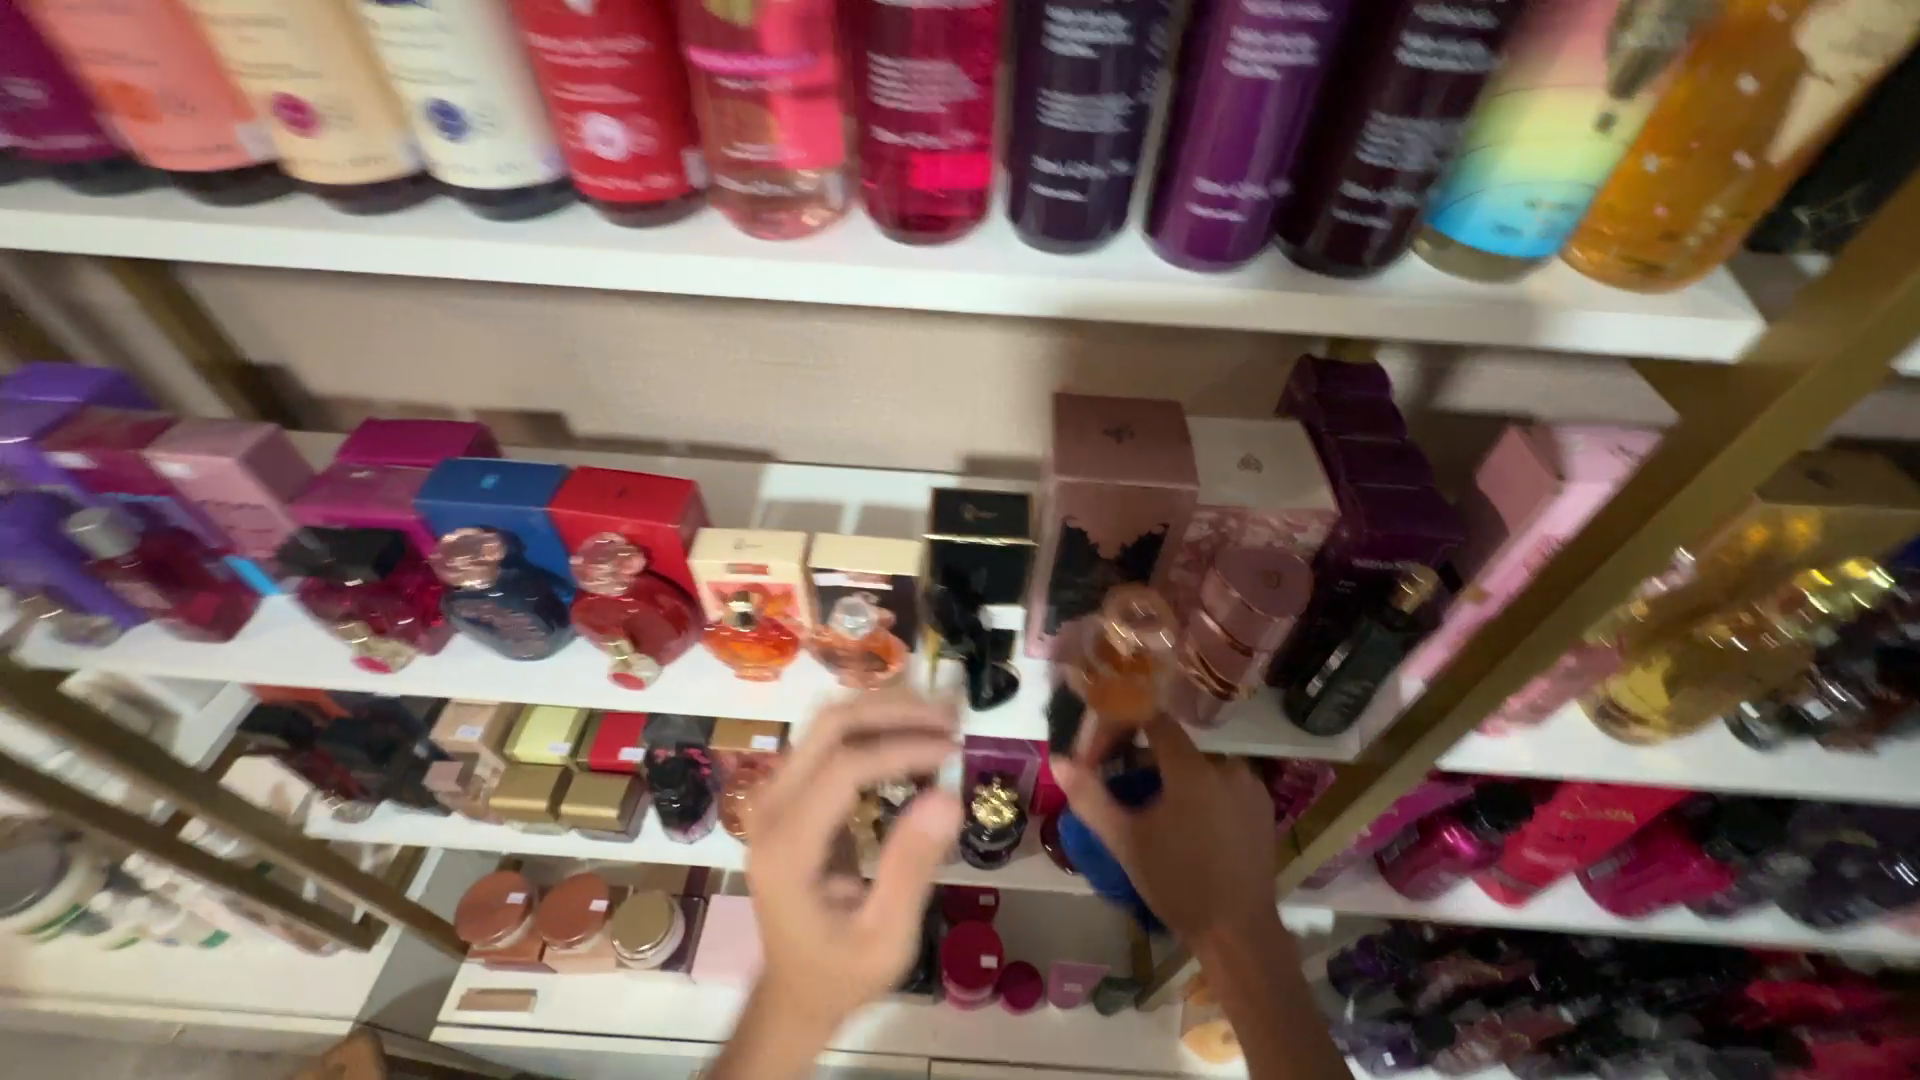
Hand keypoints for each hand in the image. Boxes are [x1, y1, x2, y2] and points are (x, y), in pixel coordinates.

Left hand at [744, 690, 964, 1029]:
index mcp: (787, 848)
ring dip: (884, 711)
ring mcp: (773, 797)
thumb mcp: (887, 939)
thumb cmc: (841, 972)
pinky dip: (873, 728)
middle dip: (894, 712)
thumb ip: (911, 867)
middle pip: (829, 727)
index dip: (902, 748)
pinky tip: (913, 737)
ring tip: (939, 719)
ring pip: (827, 724)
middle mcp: (769, 808)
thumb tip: (949, 796)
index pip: (843, 768)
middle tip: (951, 718)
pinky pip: (828, 741)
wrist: (793, 990)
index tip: (955, 750)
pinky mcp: (787, 794)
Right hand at [1050, 717, 1278, 950]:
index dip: (1126, 725)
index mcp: (1192, 770)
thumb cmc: (1177, 883)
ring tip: (1156, 811)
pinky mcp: (1264, 807)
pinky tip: (1190, 824)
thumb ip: (1090, 796)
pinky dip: (1203, 793)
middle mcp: (1227, 767)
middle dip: (1147, 760)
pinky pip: (1223, 785)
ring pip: (1200, 767)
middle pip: (1177, 747)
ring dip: (1176, 778)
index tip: (1106, 748)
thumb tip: (1059, 761)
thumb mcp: (1125, 841)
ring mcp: (1251, 787)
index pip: (1155, 721)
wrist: (1238, 933)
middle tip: (1125, 789)